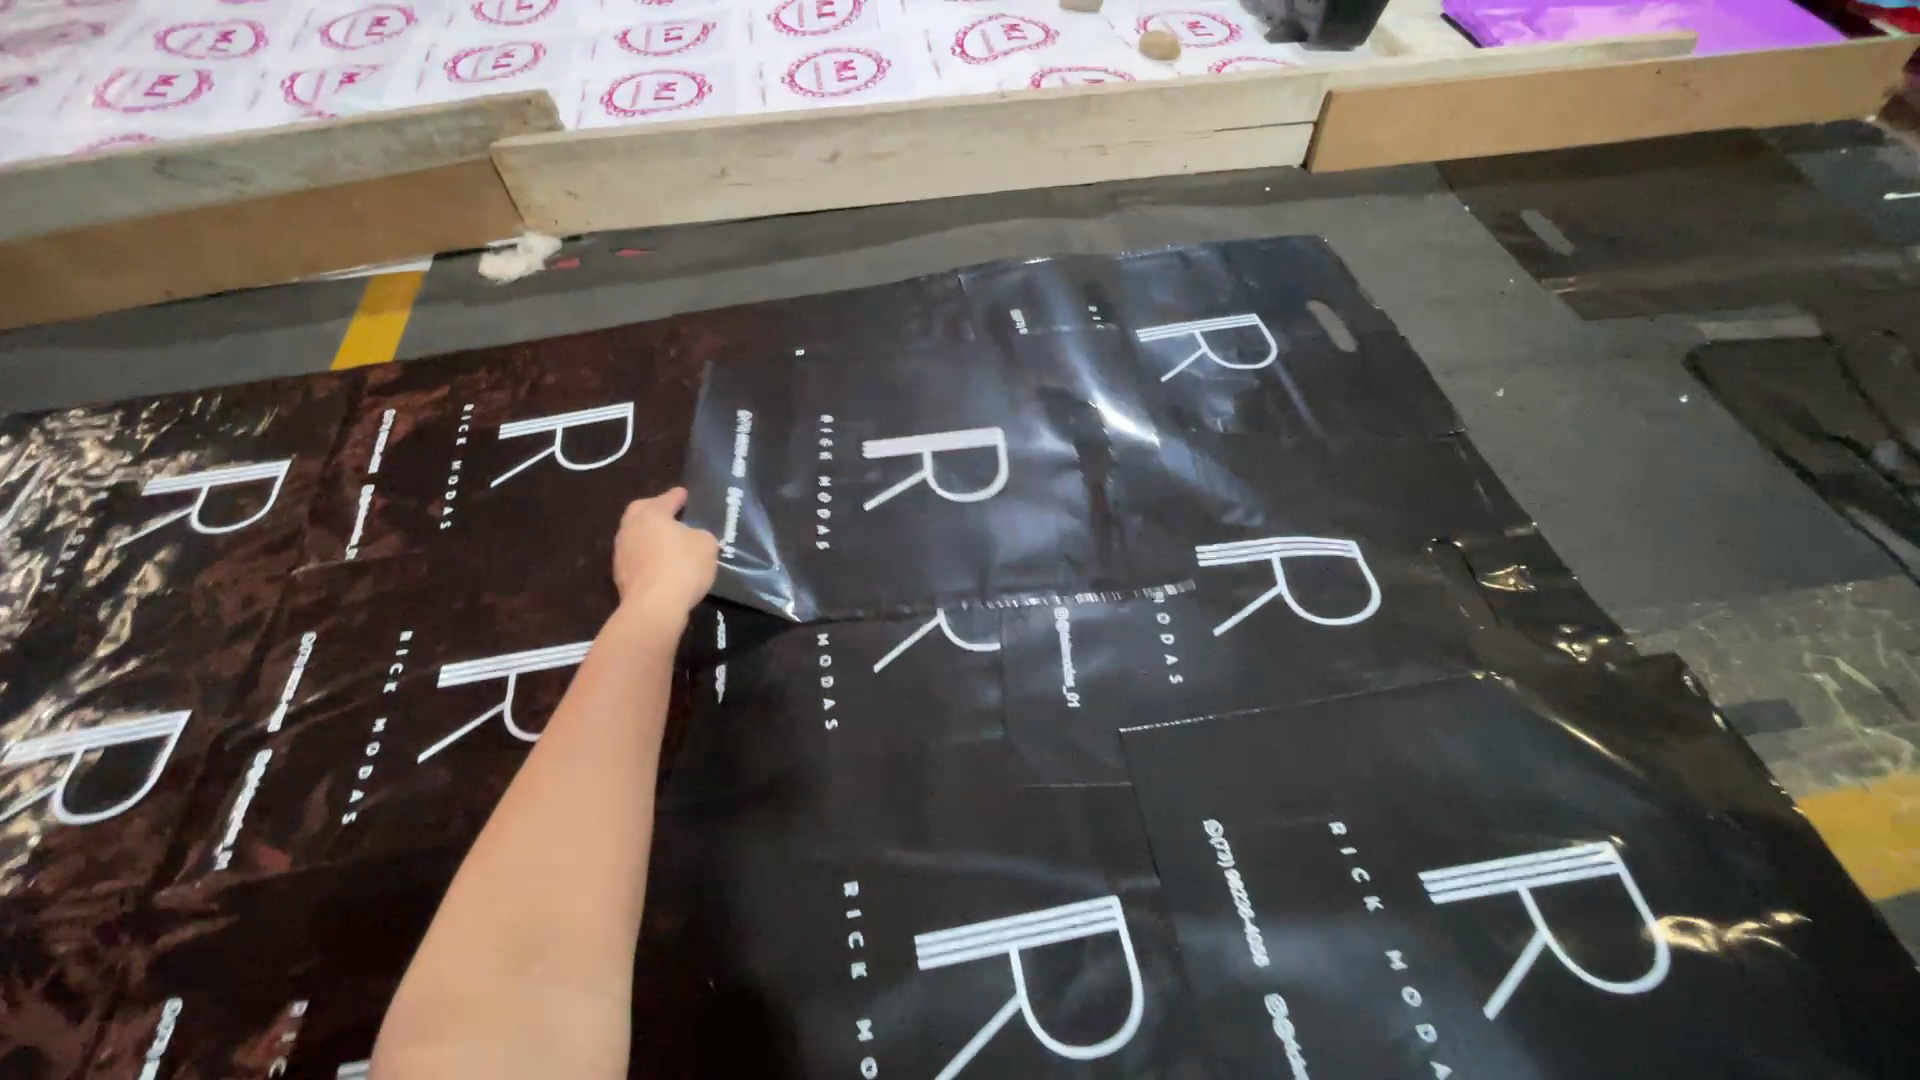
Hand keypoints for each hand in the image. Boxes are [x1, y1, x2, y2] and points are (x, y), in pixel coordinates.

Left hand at [612, 488, 718, 615]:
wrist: (655, 605)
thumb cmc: (683, 566)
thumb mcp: (706, 544)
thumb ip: (699, 534)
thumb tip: (692, 537)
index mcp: (651, 515)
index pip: (666, 499)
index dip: (677, 496)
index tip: (684, 493)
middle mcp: (631, 529)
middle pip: (639, 511)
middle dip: (653, 508)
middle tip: (668, 511)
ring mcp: (621, 553)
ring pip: (634, 534)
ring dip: (648, 534)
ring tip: (665, 539)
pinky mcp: (621, 575)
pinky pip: (635, 556)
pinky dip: (646, 554)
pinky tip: (659, 561)